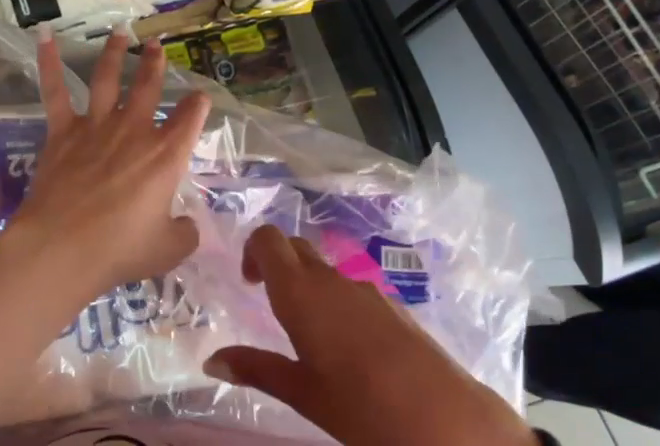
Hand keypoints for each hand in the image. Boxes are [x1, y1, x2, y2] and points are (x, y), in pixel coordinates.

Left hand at [7, 29, 210, 301]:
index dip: (198, 106)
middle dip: (155, 64)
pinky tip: (45, 36)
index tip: (201, 98)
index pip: (190, 119)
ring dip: (114, 54)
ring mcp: (95, 126)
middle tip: (158, 47)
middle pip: (148, 87)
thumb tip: (187, 225)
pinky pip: (55, 90)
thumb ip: (184, 232)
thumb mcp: (169, 249)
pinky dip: (49, 61)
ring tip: (120, 34)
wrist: (64, 245)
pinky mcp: (62, 130)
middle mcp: (133, 130)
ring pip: (107, 78)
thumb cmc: (120, 250)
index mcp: (165, 155)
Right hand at [205, 226, 534, 445]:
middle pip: (296, 248)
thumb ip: (256, 369)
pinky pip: (353, 291)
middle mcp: (331, 279)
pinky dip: (338, 304)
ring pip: (326, 271)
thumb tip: (211, 360)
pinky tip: (348, 349)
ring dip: (310, 287)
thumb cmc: (362, 406)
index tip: (250, 284)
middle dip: (278, 265)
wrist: (448, 421)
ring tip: (310, 335)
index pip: (268, 238)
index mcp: (300, 291)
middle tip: (270, 304)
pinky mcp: (394, 307)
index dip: (252, 250)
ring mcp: (367, 290)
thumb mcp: (303, 393)